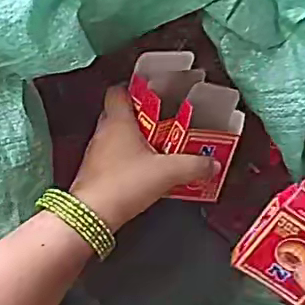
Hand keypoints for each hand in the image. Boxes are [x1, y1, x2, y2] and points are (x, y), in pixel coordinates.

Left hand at [68, 85, 218, 227]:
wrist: (92, 216)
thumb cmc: (123, 184)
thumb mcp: (167, 172)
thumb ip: (194, 165)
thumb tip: (211, 164)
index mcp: (117, 121)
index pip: (118, 91)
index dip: (134, 88)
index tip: (153, 93)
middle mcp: (103, 133)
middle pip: (120, 115)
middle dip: (142, 118)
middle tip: (164, 124)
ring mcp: (96, 154)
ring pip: (116, 138)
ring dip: (135, 142)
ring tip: (160, 150)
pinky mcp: (95, 174)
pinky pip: (114, 160)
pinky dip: (129, 162)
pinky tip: (146, 174)